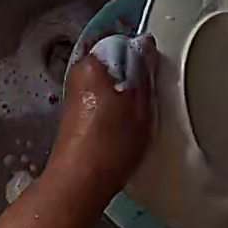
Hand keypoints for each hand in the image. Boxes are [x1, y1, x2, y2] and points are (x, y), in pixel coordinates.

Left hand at [46, 41, 154, 199]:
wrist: (78, 185)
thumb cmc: (111, 142)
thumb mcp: (140, 104)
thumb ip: (144, 69)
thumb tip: (145, 42)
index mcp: (93, 63)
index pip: (124, 43)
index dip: (143, 58)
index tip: (154, 77)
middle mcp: (79, 73)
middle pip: (114, 62)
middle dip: (132, 76)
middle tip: (149, 98)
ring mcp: (74, 94)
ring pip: (108, 82)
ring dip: (123, 93)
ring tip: (138, 117)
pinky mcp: (74, 114)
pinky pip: (100, 98)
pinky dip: (113, 107)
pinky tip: (123, 128)